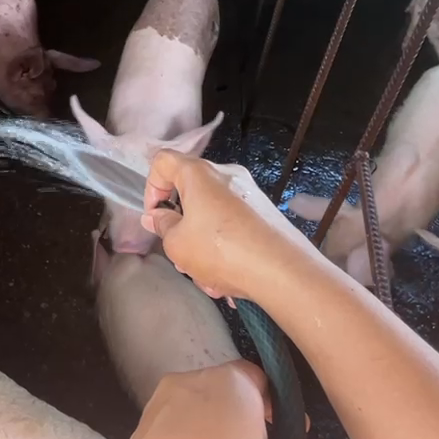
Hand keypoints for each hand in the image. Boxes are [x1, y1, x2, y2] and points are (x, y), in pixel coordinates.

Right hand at [140, 151, 313, 300]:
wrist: (286, 273)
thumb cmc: (221, 251)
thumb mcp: (177, 244)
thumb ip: (162, 226)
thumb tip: (157, 216)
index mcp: (199, 173)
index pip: (162, 161)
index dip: (151, 187)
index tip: (156, 216)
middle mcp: (226, 175)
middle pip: (189, 190)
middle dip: (180, 222)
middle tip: (179, 252)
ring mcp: (249, 193)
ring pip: (211, 213)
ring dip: (201, 240)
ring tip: (206, 275)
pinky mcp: (266, 213)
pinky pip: (233, 224)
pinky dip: (224, 245)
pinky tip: (228, 276)